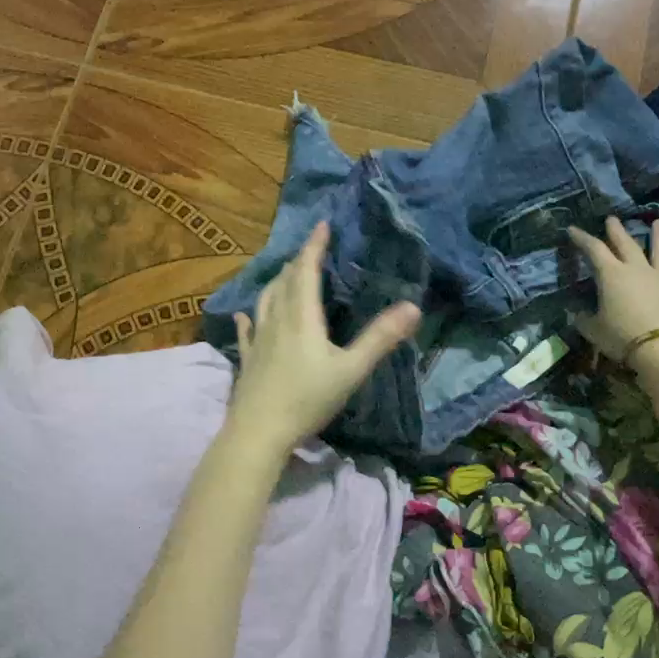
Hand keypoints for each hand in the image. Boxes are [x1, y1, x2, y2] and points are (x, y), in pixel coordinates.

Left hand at [228, 221, 420, 454]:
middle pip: (285, 282)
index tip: (322, 225)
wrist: (258, 432)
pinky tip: (244, 315)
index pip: (307, 271)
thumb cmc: (307, 399)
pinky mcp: (247, 360)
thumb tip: (413, 306)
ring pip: (265, 300)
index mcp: (302, 317)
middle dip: (298, 261)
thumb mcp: (351, 370)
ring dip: (276, 282)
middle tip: (310, 249)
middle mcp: (277, 320)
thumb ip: (380, 339)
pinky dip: (249, 318)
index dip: (314, 246)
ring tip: (284, 273)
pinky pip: (247, 331)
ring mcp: (258, 340)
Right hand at [567, 216, 658, 367]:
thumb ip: (584, 320)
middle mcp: (639, 271)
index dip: (582, 239)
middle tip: (612, 218)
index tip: (573, 230)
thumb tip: (575, 314)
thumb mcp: (594, 331)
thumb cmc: (622, 337)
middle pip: (627, 245)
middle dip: (618, 231)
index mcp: (613, 275)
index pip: (594, 250)